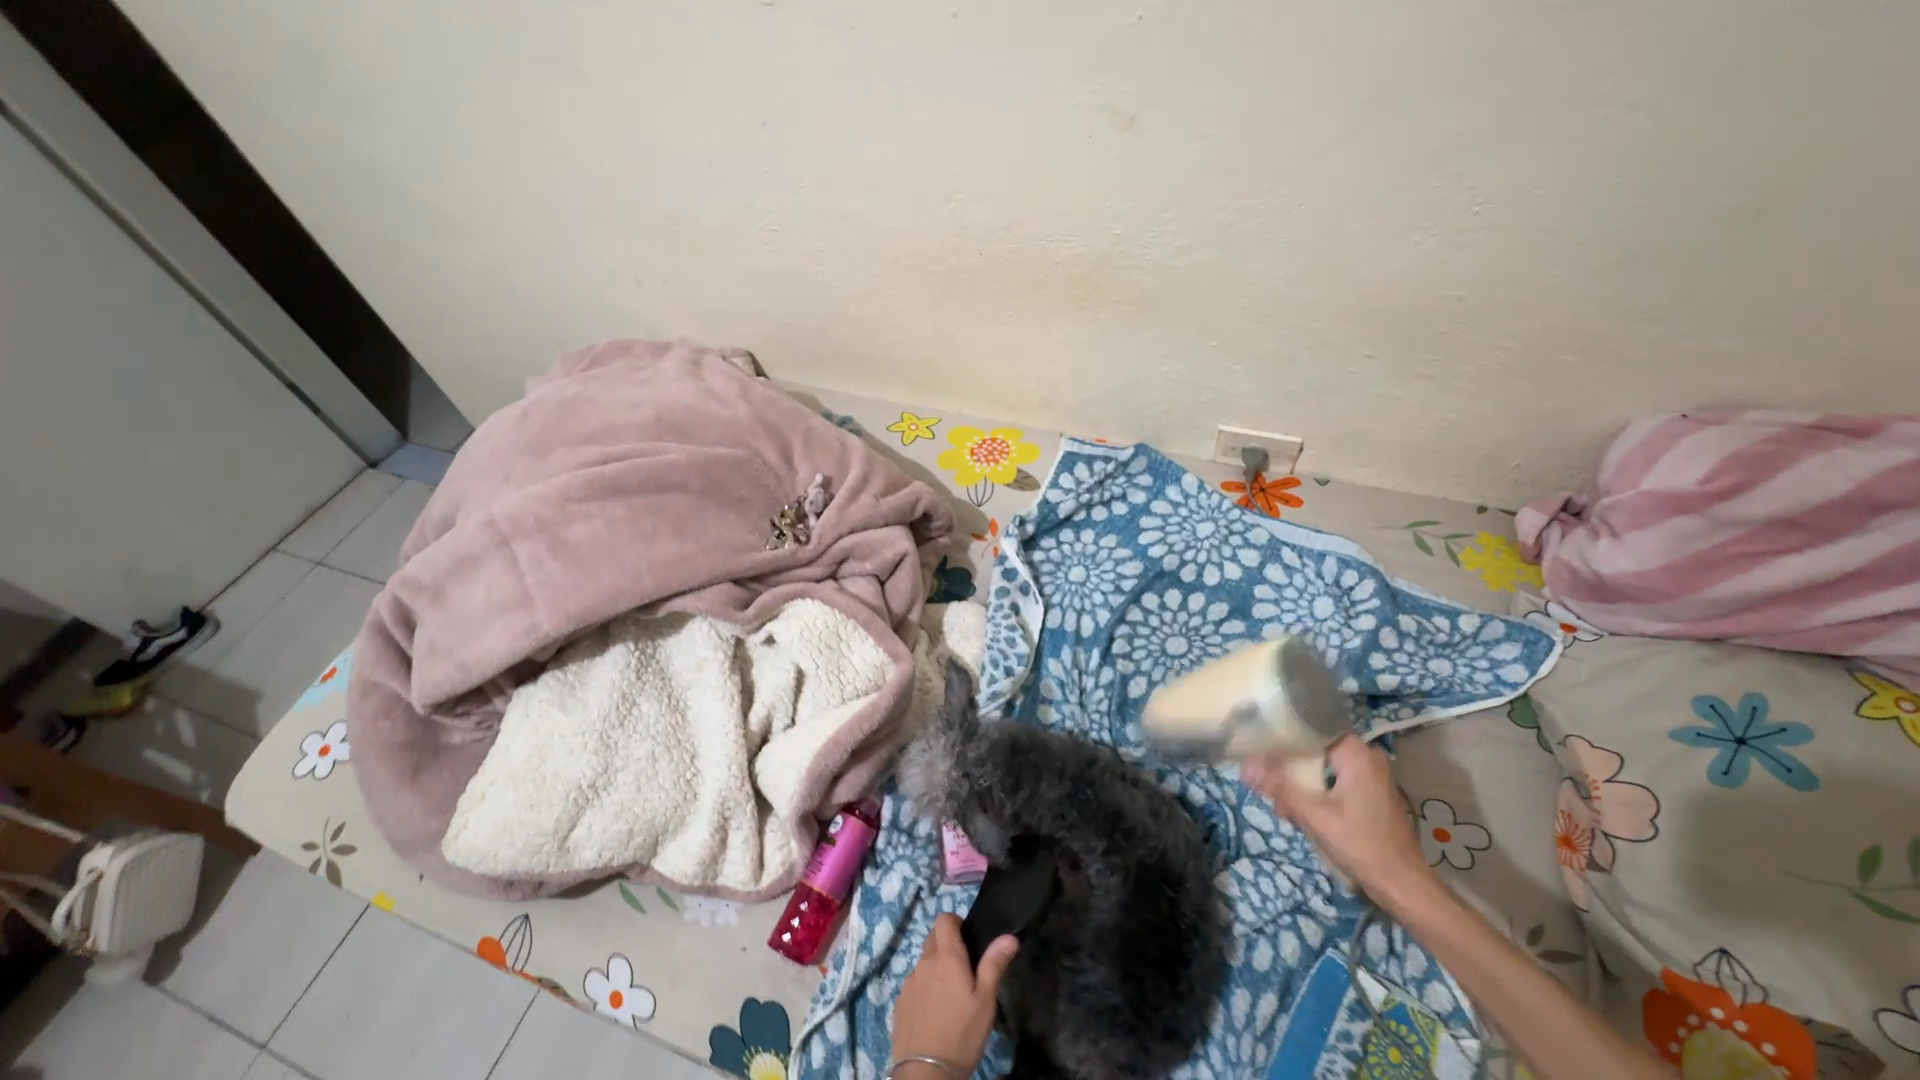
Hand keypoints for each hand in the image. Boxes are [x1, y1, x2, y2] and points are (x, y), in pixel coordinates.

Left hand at [890, 914, 1017, 1077]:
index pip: (944, 919)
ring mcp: (908, 983)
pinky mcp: (899, 1002)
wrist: (926, 1073)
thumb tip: (1008, 936)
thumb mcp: (986, 1001)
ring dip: (936, 969)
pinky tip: (934, 1013)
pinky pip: (914, 984)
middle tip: (965, 968)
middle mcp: (924, 963)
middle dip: (947, 944)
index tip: (968, 938)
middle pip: (932, 938)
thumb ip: (994, 964)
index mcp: (947, 958)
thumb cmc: (962, 1033)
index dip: (956, 922)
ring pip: (923, 963)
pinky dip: (924, 989)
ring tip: (951, 996)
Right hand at [1242, 735, 1431, 900]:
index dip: (1281, 742)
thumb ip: (1279, 786)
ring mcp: (1372, 775)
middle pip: (1315, 751)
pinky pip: (1337, 782)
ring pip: (1324, 769)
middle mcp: (1367, 756)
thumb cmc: (1359, 844)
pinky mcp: (1372, 793)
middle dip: (1289, 770)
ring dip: (1302, 786)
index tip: (1258, 756)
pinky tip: (1303, 814)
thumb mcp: (1313, 814)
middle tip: (1268, 790)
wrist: (1402, 883)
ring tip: (1283, 808)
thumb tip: (1245, 767)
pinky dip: (1318, 793)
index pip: (1309, 732)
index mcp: (1356, 753)